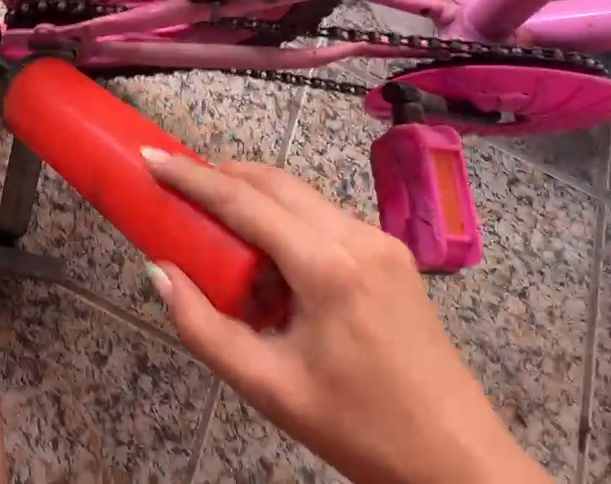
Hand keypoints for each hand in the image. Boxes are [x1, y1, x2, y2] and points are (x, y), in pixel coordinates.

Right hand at [141, 154, 547, 483]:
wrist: (459, 464)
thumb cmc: (358, 428)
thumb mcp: (267, 386)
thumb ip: (203, 327)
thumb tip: (158, 271)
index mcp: (327, 267)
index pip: (244, 202)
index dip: (191, 176)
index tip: (151, 157)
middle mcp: (357, 237)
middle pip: (275, 182)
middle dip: (220, 173)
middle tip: (176, 180)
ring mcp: (381, 243)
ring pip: (301, 195)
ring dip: (253, 194)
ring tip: (212, 215)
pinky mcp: (393, 257)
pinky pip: (324, 218)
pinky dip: (284, 218)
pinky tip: (266, 253)